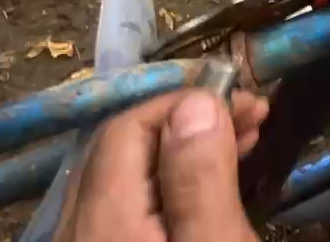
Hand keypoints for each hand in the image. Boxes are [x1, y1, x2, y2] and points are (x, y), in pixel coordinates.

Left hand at [55, 89, 269, 241]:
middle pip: (121, 147)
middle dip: (191, 118)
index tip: (247, 105)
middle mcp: (75, 231)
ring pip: (126, 174)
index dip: (188, 100)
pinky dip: (173, 178)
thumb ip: (201, 177)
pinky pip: (128, 202)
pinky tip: (212, 182)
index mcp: (102, 223)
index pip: (127, 127)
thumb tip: (196, 102)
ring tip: (246, 139)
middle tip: (254, 116)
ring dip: (187, 145)